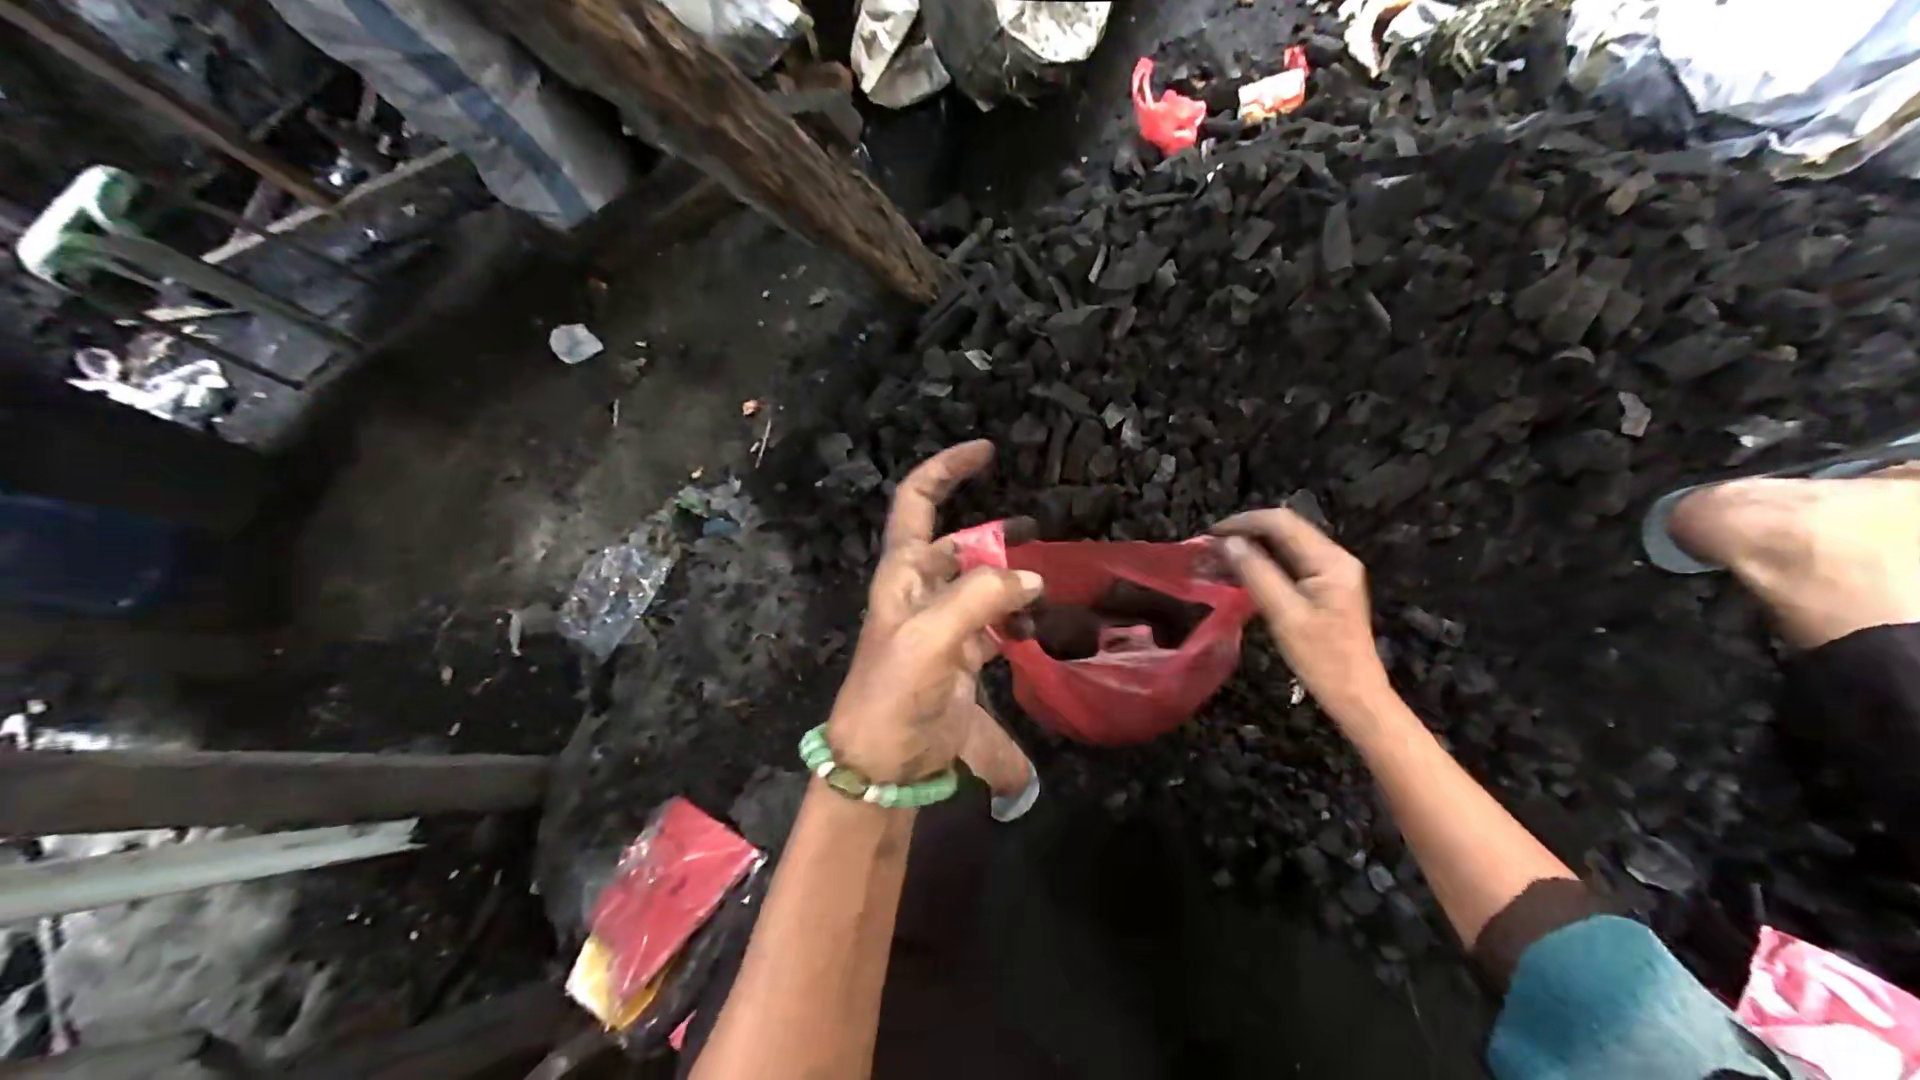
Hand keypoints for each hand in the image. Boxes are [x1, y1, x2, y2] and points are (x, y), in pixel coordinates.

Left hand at [826, 441, 1043, 783]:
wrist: (885, 761)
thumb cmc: (894, 690)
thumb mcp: (930, 636)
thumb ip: (980, 598)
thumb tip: (1031, 579)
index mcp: (902, 570)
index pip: (916, 500)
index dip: (947, 468)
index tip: (987, 452)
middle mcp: (922, 587)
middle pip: (960, 542)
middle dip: (998, 535)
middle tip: (1042, 536)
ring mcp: (944, 621)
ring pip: (984, 582)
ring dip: (1014, 579)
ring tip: (1051, 584)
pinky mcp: (964, 653)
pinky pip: (997, 619)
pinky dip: (1019, 616)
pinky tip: (1041, 623)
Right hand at [1212, 509, 1390, 713]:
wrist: (1354, 693)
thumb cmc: (1321, 658)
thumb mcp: (1284, 614)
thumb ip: (1256, 573)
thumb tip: (1228, 543)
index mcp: (1330, 561)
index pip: (1283, 522)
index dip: (1244, 522)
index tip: (1211, 534)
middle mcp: (1335, 557)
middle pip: (1286, 528)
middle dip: (1246, 531)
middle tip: (1211, 545)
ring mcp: (1332, 571)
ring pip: (1286, 543)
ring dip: (1253, 544)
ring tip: (1220, 555)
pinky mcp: (1325, 585)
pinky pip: (1290, 560)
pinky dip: (1263, 560)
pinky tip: (1243, 569)